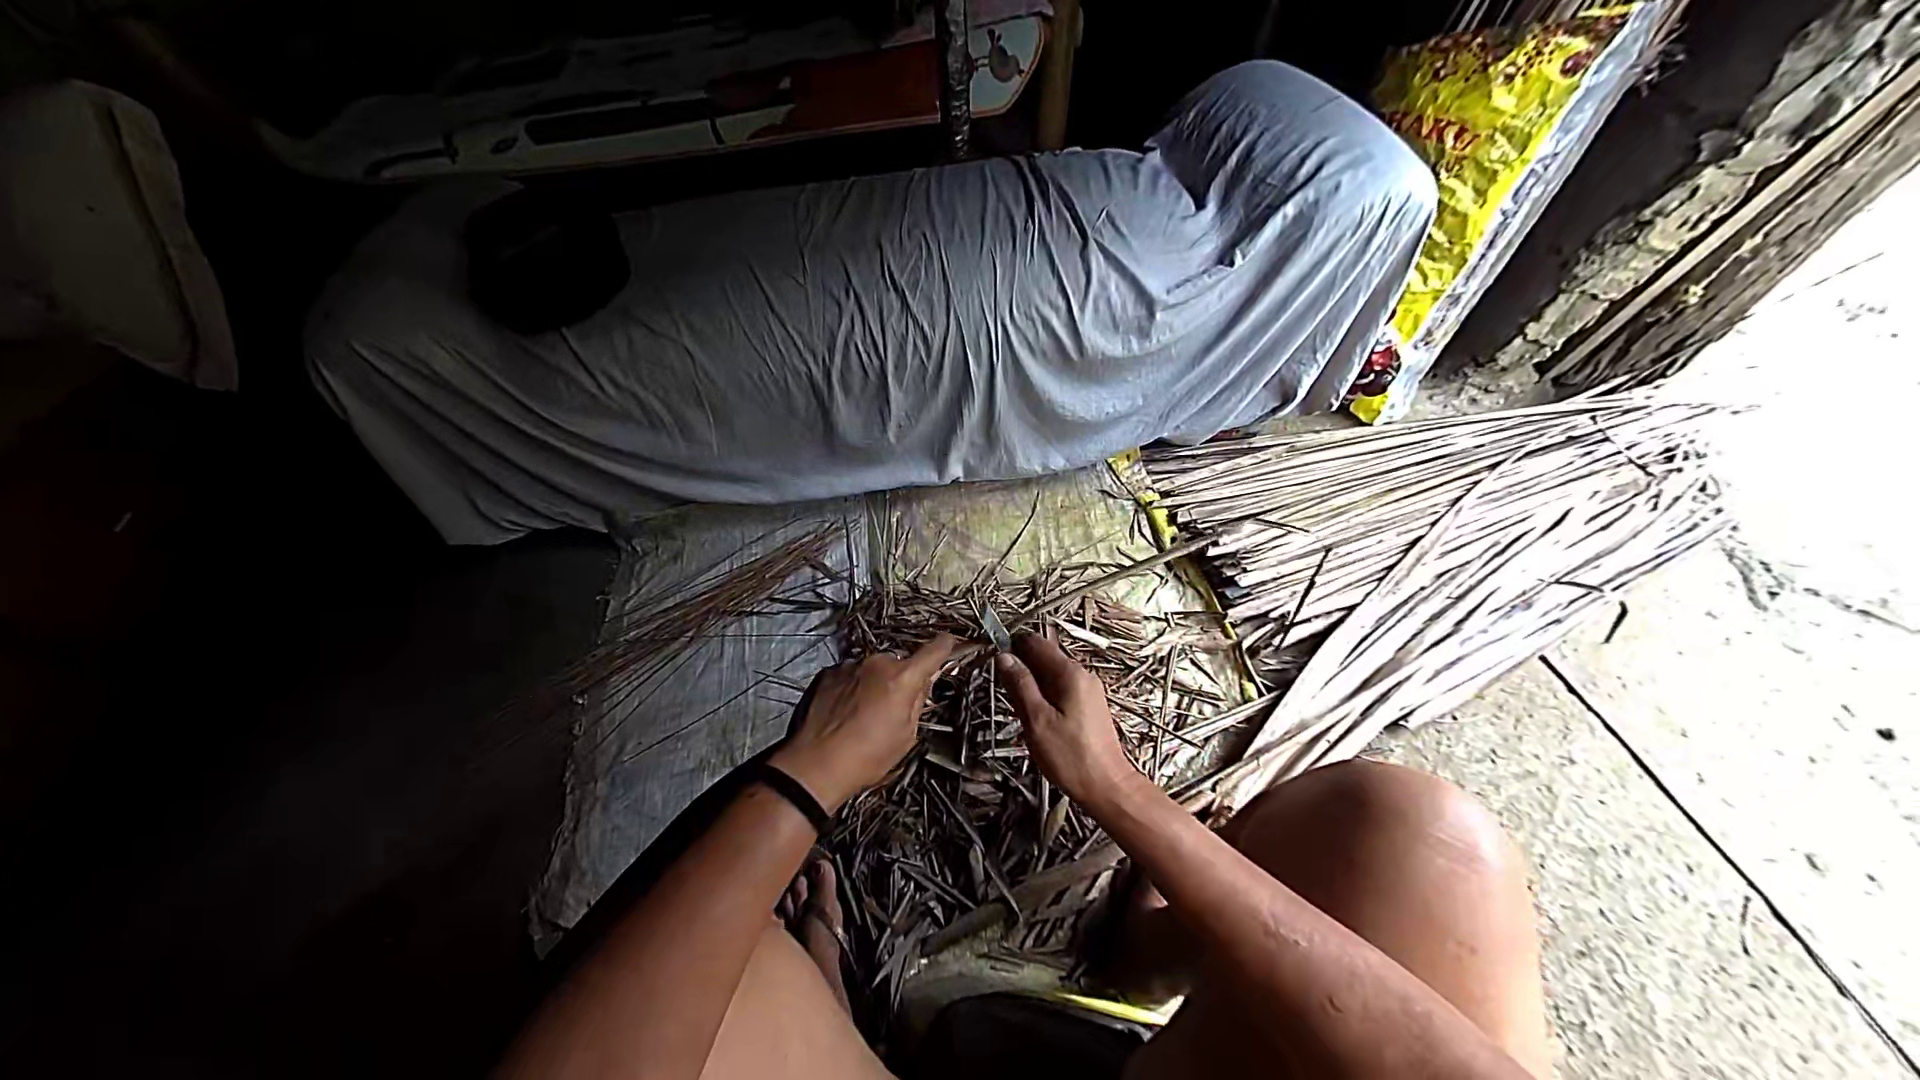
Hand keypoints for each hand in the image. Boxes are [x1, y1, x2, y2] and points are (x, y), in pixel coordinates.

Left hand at [772, 634, 956, 812]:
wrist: (816, 765)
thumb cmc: (864, 757)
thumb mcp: (906, 735)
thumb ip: (918, 702)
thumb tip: (924, 683)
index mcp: (902, 679)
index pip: (933, 651)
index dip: (945, 646)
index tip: (949, 642)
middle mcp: (877, 665)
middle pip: (899, 664)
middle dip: (901, 681)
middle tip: (894, 709)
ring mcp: (851, 667)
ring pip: (874, 670)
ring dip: (875, 685)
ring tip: (865, 717)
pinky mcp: (830, 674)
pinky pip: (851, 676)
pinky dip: (853, 689)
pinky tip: (847, 714)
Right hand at [996, 634, 1143, 807]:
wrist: (1107, 788)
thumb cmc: (1072, 758)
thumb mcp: (1036, 720)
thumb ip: (1020, 685)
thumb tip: (1004, 657)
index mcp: (1070, 674)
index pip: (1036, 643)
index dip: (1013, 649)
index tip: (999, 666)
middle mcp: (1083, 676)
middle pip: (1044, 658)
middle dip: (1022, 672)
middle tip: (1010, 699)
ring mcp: (1089, 691)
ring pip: (1051, 676)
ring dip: (1033, 688)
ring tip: (1024, 716)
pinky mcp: (1090, 706)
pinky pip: (1061, 691)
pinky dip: (1046, 700)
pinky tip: (1040, 723)